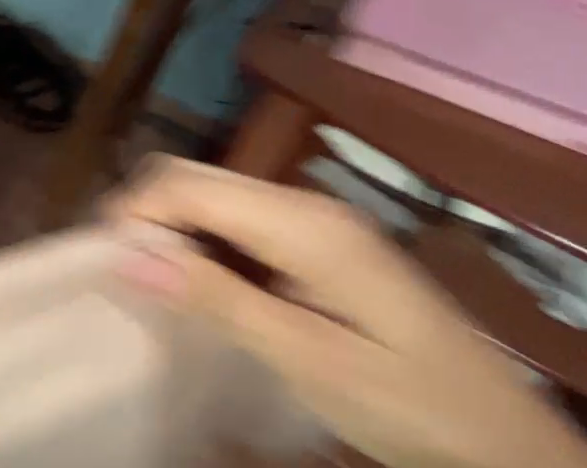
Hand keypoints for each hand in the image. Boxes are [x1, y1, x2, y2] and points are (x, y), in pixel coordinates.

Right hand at [108, 157, 586, 467]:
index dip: (132, 213)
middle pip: (189, 176)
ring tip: (156, 282)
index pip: (183, 184)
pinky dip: (196, 238)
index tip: (107, 264)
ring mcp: (311, 218)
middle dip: (144, 215)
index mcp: (303, 223)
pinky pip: (229, 215)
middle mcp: (302, 202)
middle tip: (126, 273)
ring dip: (167, 227)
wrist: (510, 447)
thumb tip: (123, 256)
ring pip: (204, 191)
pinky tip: (199, 282)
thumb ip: (217, 300)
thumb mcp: (309, 360)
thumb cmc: (411, 404)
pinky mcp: (313, 239)